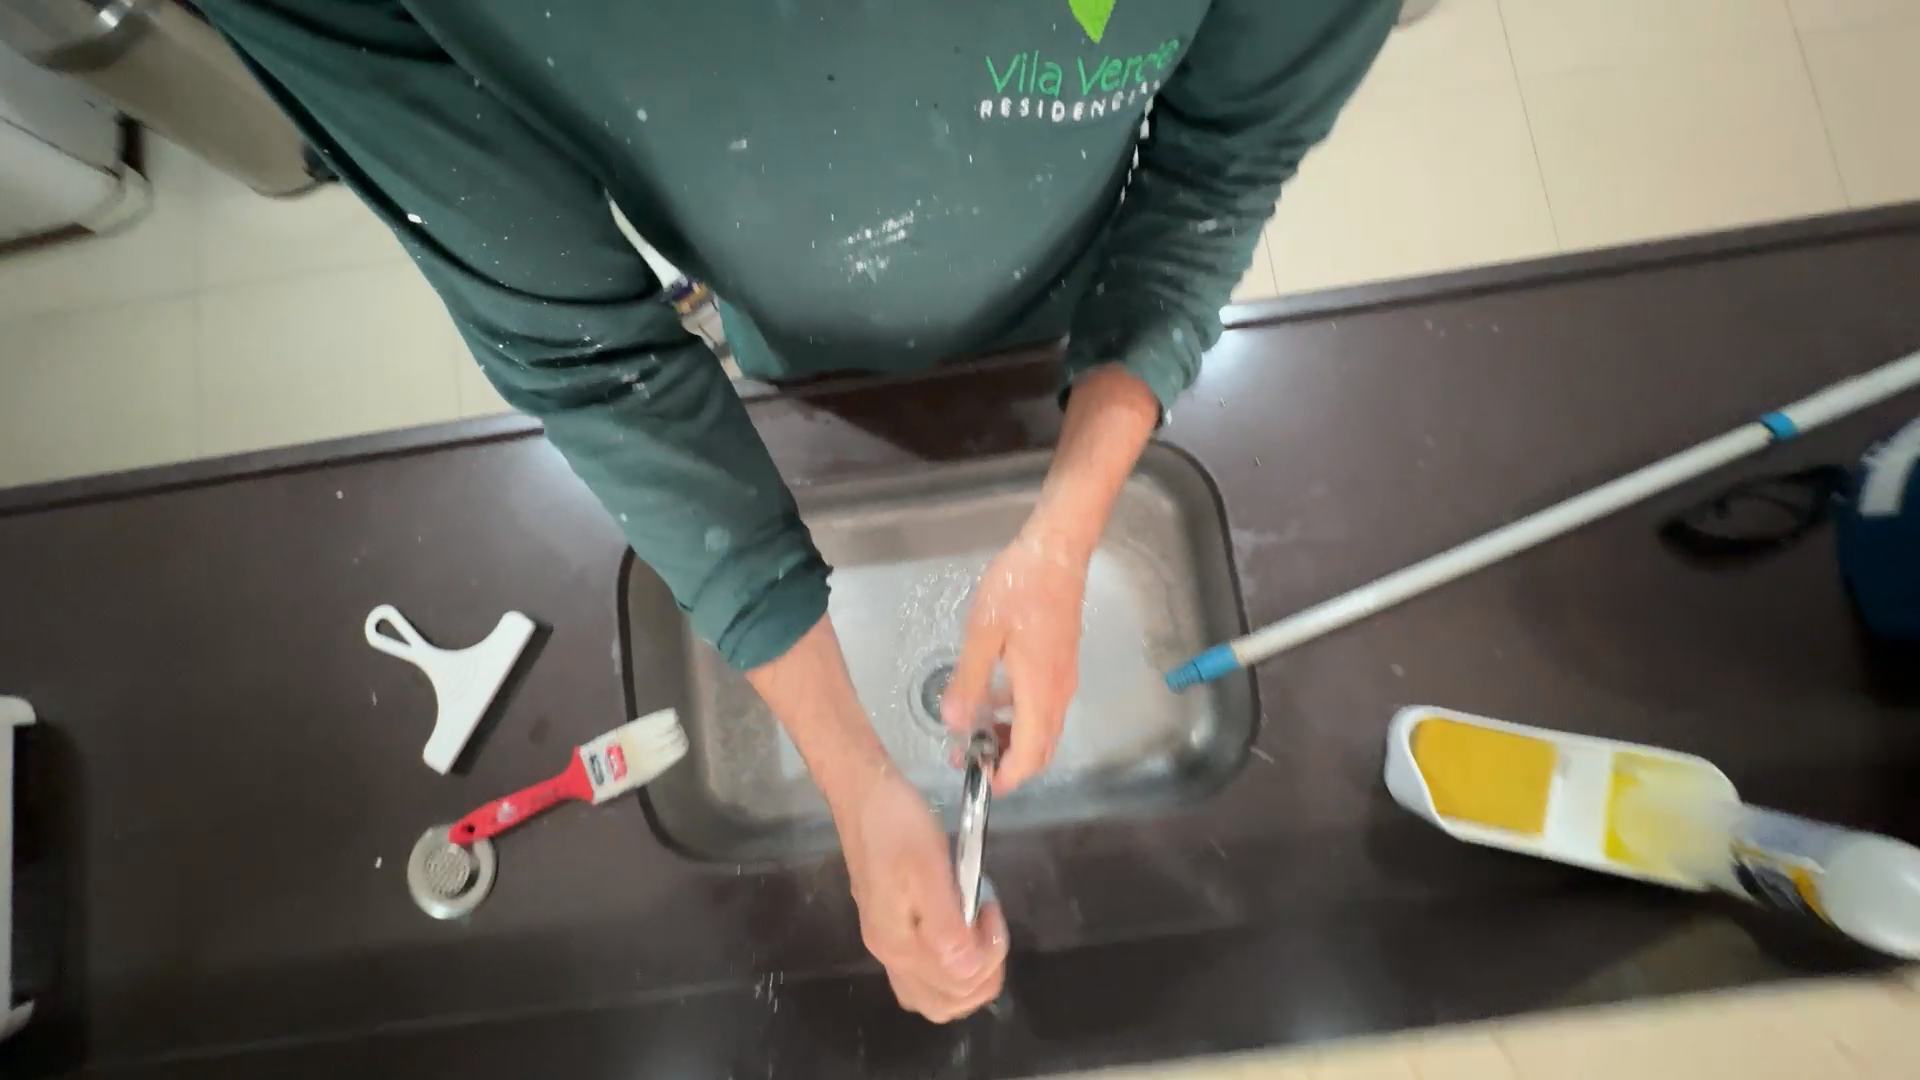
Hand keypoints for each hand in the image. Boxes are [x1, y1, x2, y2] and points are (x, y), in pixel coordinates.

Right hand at [832, 766, 1008, 1021]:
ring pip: (932, 992)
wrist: (862, 792)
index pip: (956, 984)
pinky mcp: (887, 922)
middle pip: (944, 1002)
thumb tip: (967, 970)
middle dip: (982, 972)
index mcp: (898, 942)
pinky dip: (947, 964)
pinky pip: (922, 970)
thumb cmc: (897, 822)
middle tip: (988, 922)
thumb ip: (945, 923)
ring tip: (977, 928)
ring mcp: (885, 939)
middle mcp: (888, 952)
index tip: (989, 908)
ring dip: (965, 975)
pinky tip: (957, 927)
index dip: (988, 953)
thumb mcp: (927, 864)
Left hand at [943, 533, 1089, 794]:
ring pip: (1042, 728)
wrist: (1057, 551)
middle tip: (969, 758)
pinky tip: (990, 696)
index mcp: (1040, 690)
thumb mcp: (983, 634)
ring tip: (972, 730)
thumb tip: (952, 724)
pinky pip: (1042, 705)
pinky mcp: (1061, 663)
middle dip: (1007, 763)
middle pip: (1040, 748)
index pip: (1030, 754)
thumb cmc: (1019, 588)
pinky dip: (1018, 714)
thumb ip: (968, 682)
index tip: (979, 781)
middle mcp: (1058, 692)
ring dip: (1011, 738)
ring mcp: (1064, 677)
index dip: (1007, 777)